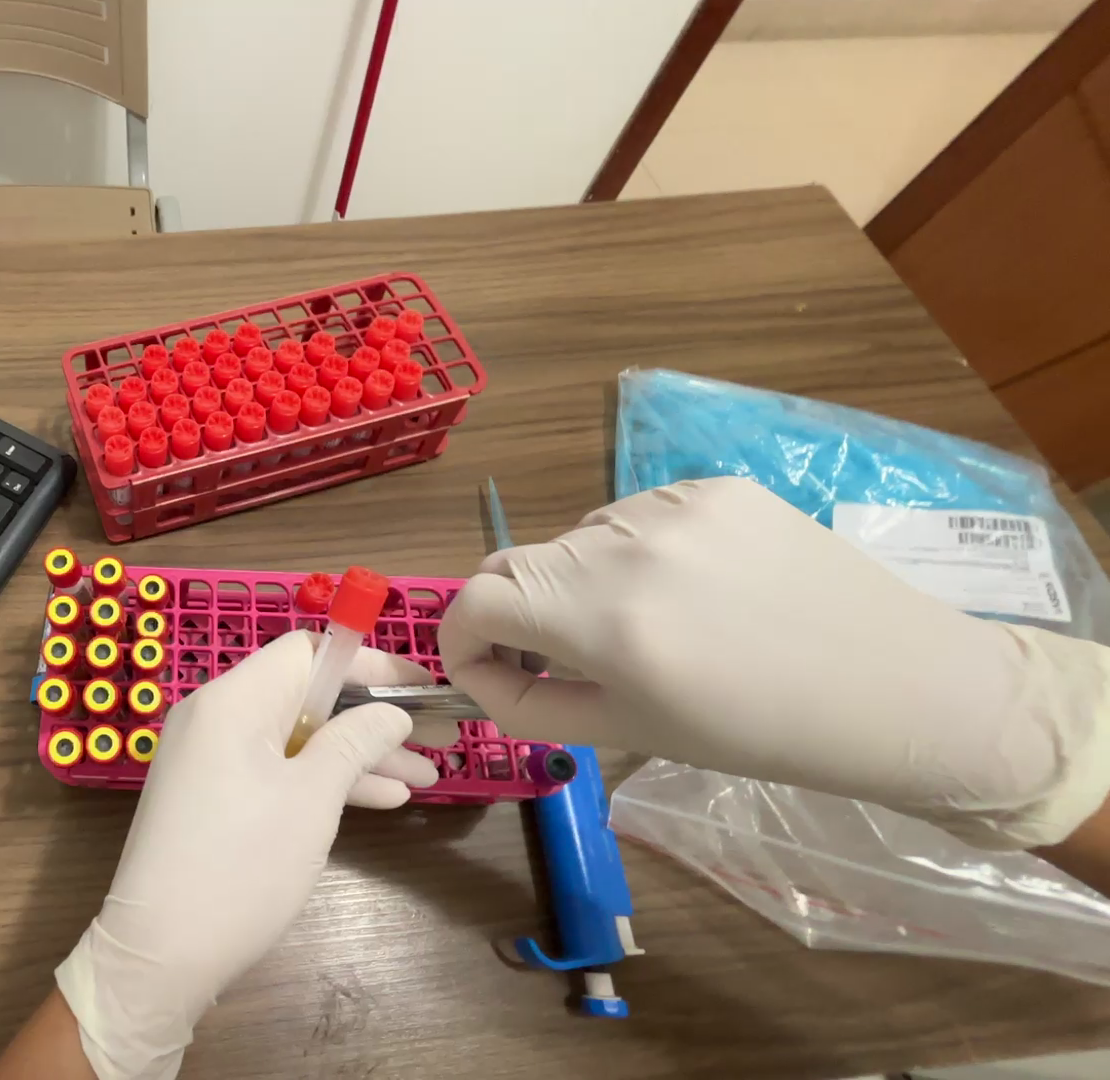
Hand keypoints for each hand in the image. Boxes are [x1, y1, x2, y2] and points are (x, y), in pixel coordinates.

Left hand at [55, 631, 435, 1079]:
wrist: (159, 952)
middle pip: (304, 695)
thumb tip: (389, 711)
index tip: (420, 689)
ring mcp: (210, 755)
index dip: (368, 664)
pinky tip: (377, 798)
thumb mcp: (312, 798)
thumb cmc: (242, 865)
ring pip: (294, 737)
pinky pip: (274, 768)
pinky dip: (320, 779)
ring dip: (355, 754)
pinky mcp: (211, 792)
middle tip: (436, 740)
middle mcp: (216, 715)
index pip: (307, 653)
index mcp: (233, 699)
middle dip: (370, 717)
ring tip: (423, 779)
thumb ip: (354, 741)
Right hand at [440, 476, 1109, 850]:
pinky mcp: (711, 486)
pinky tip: (684, 586)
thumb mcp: (622, 731)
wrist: (907, 692)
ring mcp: (671, 505)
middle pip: (512, 564)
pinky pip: (628, 516)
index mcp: (602, 619)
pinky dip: (625, 554)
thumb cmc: (756, 731)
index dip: (459, 637)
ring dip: (572, 582)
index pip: (475, 601)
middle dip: (509, 612)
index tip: (480, 663)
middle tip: (550, 650)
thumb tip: (472, 669)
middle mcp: (625, 546)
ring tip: (638, 620)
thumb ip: (522, 701)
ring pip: (569, 541)